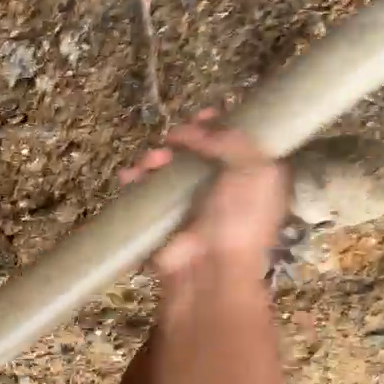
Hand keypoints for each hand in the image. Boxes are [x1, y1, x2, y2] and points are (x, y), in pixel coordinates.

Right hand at [120, 115, 289, 282]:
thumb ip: (231, 141)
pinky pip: (143, 192)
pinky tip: (130, 177)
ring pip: (166, 168)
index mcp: (250, 175)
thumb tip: (196, 129)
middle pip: (195, 150)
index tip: (203, 115)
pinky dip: (134, 181)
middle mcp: (219, 186)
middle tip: (172, 140)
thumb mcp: (254, 170)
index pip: (234, 140)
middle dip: (181, 139)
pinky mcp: (160, 218)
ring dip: (155, 159)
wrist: (210, 268)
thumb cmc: (241, 220)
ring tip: (150, 162)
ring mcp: (187, 203)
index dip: (219, 124)